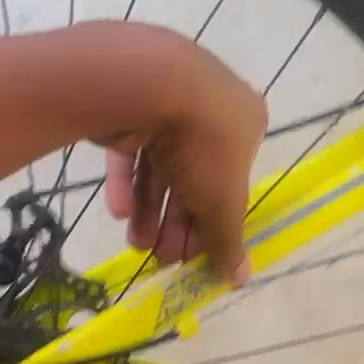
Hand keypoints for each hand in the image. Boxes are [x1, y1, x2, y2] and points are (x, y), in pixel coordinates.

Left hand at [83, 24, 264, 283]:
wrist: (148, 84)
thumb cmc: (202, 143)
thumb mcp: (221, 200)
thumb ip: (228, 240)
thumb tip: (241, 279)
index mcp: (246, 126)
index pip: (233, 183)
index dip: (213, 223)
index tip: (195, 255)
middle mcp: (210, 110)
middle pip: (194, 178)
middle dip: (176, 223)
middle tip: (161, 257)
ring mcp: (167, 103)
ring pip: (159, 166)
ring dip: (148, 210)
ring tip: (136, 245)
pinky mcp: (130, 105)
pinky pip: (130, 149)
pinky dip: (125, 181)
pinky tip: (117, 211)